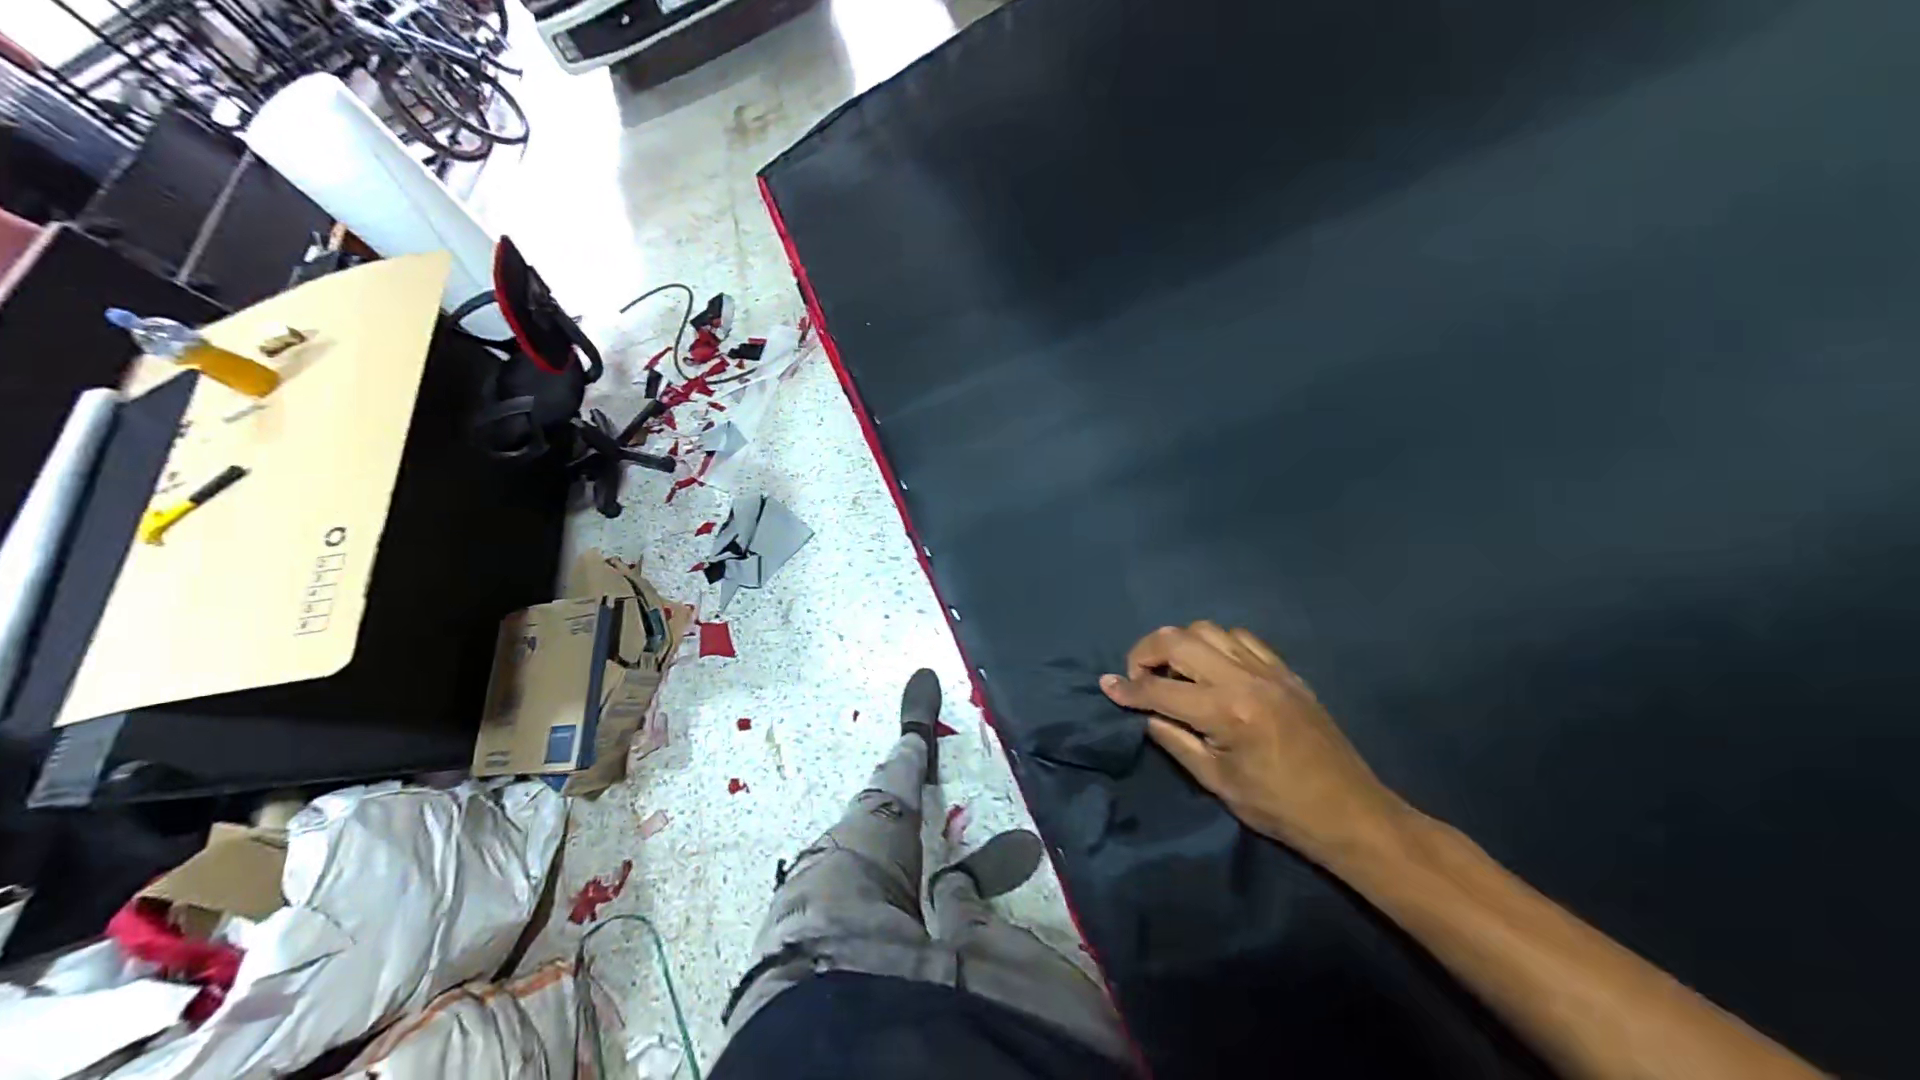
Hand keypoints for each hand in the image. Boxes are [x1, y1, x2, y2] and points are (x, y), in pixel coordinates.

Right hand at [1101, 621, 1412, 862]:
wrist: (1350, 813)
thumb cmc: (1279, 808)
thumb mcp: (1217, 782)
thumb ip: (1175, 740)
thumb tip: (1144, 714)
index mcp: (1226, 712)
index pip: (1160, 691)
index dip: (1127, 688)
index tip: (1105, 685)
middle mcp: (1245, 679)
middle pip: (1179, 641)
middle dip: (1146, 652)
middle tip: (1137, 676)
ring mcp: (1269, 670)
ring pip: (1209, 629)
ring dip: (1180, 644)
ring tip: (1172, 670)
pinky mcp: (1286, 671)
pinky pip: (1242, 638)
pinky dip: (1216, 644)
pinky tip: (1212, 667)